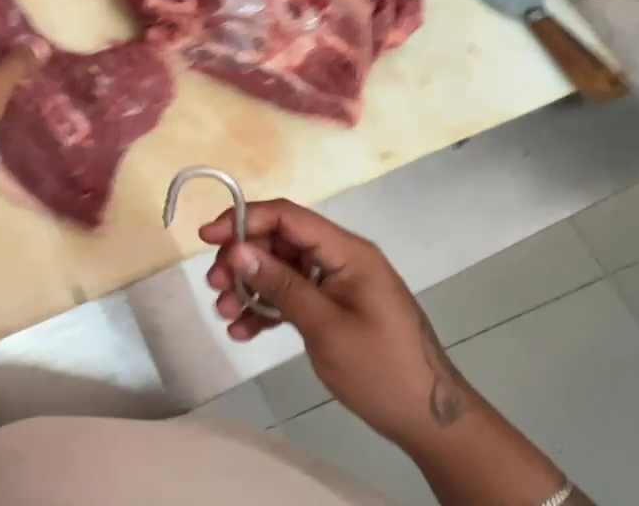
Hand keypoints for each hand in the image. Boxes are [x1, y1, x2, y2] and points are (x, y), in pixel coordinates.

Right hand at [199, 199, 476, 450]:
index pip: (287, 216)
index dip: (244, 219)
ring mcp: (335, 284)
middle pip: (277, 241)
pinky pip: (287, 295)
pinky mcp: (329, 307)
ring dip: (247, 287)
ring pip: (277, 268)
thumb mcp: (326, 326)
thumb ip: (280, 284)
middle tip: (215, 285)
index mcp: (348, 253)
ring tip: (224, 312)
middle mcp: (340, 259)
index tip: (208, 238)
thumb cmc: (382, 369)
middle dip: (241, 260)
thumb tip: (235, 249)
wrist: (430, 422)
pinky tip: (242, 330)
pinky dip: (263, 308)